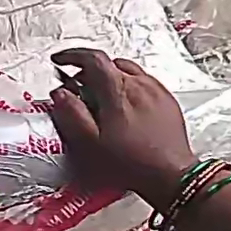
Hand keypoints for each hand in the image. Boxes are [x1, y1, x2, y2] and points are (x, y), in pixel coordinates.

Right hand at [47, 48, 196, 204]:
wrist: (171, 175)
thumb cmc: (129, 163)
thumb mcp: (90, 142)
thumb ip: (72, 113)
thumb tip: (60, 92)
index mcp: (118, 92)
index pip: (93, 58)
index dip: (72, 55)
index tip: (59, 60)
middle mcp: (139, 84)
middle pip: (108, 63)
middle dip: (87, 70)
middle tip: (76, 87)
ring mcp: (155, 90)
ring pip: (126, 70)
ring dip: (107, 76)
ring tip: (98, 96)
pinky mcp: (166, 100)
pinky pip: (142, 81)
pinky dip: (126, 84)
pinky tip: (122, 106)